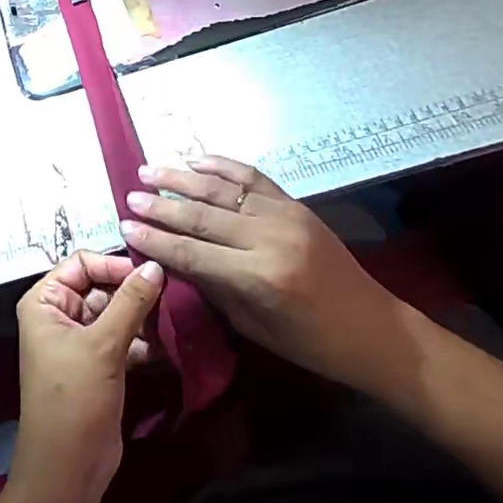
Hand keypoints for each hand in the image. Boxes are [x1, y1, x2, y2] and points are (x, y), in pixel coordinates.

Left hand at [10, 251, 164, 494]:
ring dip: (142, 316)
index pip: (81, 263)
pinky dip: (143, 340)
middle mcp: (58, 313)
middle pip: (100, 285)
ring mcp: (78, 339)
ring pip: (115, 312)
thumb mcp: (103, 344)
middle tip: (173, 294)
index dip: (114, 264)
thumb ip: (131, 301)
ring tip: (174, 317)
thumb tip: (155, 265)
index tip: (153, 272)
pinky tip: (169, 342)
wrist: (68, 466)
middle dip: (133, 291)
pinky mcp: (98, 363)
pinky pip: (122, 338)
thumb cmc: (74, 396)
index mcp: (45, 300)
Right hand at [120, 155, 412, 393]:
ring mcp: (286, 216)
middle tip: (130, 197)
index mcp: (260, 278)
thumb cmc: (311, 343)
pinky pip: (251, 177)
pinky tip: (195, 159)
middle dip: (160, 207)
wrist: (377, 331)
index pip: (192, 252)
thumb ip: (210, 285)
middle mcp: (271, 239)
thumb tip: (170, 256)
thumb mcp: (251, 325)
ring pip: (221, 190)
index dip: (155, 240)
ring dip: (181, 178)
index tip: (125, 228)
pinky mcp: (296, 204)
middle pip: (201, 216)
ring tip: (149, 171)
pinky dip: (221, 165)